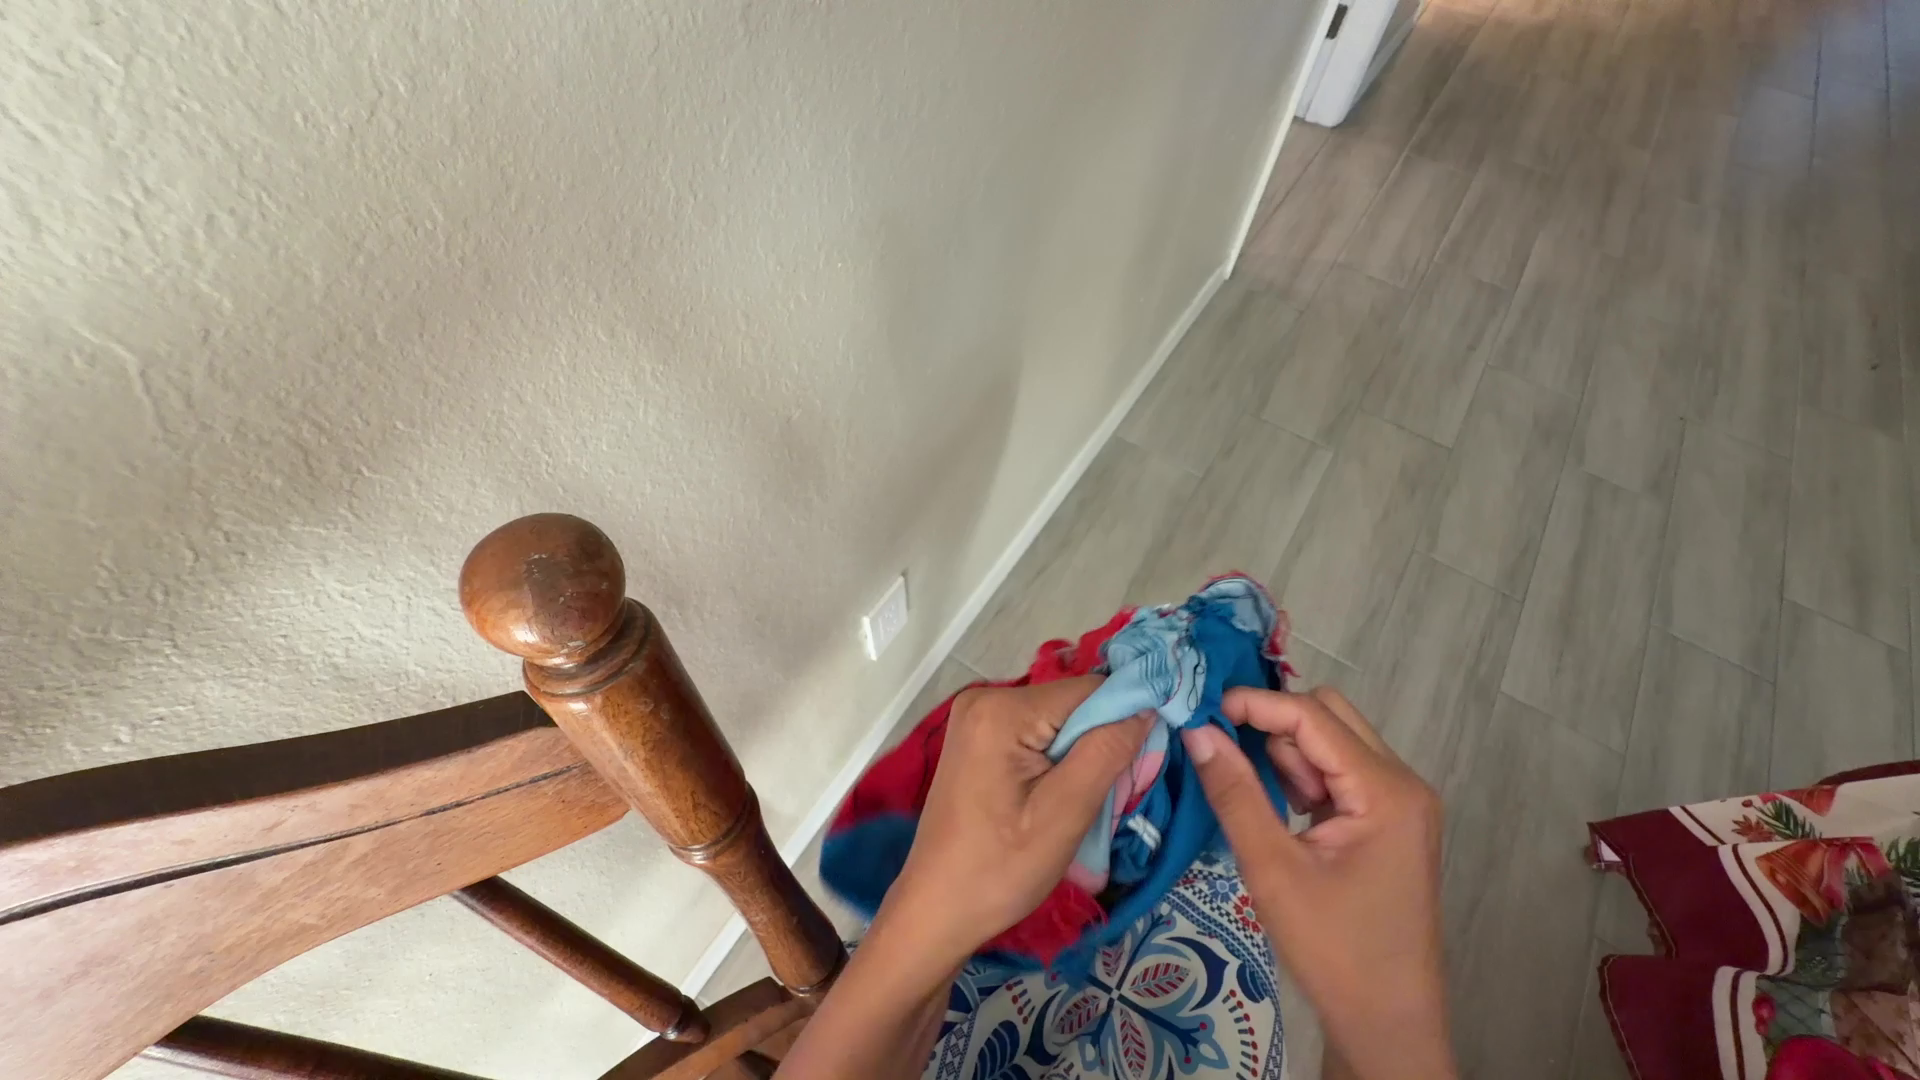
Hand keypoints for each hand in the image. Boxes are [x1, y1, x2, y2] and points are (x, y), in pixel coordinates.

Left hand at [881, 676, 1153, 965]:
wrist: (938, 905)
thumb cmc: (1000, 868)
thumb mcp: (1065, 814)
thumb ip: (1107, 752)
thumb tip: (1148, 705)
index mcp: (1003, 710)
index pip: (1091, 688)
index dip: (1127, 716)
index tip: (1147, 758)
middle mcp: (986, 696)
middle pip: (1073, 700)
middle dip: (1102, 737)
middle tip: (1110, 791)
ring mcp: (978, 714)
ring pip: (1059, 716)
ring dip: (1081, 750)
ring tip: (1081, 797)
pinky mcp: (979, 735)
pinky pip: (1037, 730)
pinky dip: (1058, 755)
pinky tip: (1055, 793)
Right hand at [1181, 686, 1453, 1079]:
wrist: (1386, 1024)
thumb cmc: (1332, 949)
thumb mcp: (1272, 868)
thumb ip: (1234, 792)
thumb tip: (1196, 730)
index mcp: (1386, 791)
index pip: (1312, 716)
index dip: (1254, 705)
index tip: (1201, 711)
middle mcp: (1402, 782)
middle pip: (1329, 715)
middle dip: (1273, 725)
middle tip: (1229, 756)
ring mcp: (1399, 801)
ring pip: (1331, 739)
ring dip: (1287, 753)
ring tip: (1259, 798)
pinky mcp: (1387, 819)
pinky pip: (1337, 769)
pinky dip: (1301, 775)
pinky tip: (1281, 809)